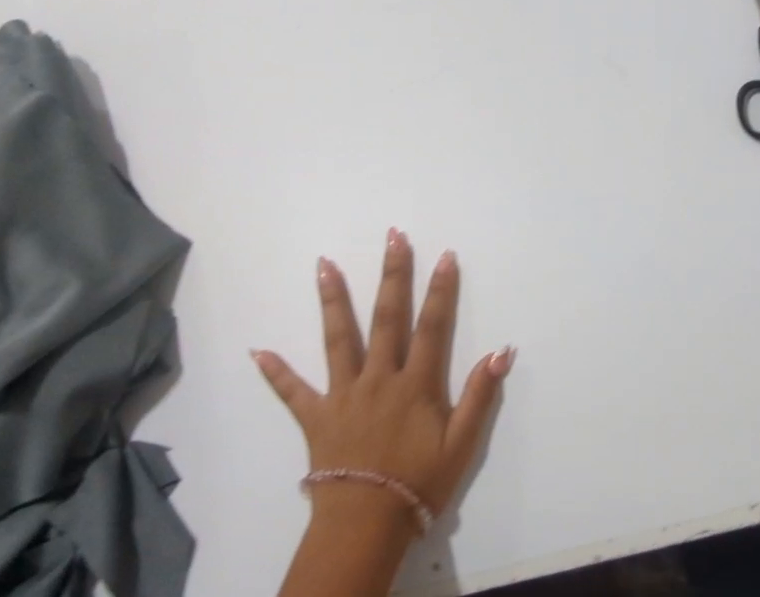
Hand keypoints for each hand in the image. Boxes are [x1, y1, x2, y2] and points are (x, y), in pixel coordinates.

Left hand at [253, 229, 514, 531]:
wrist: (366, 523)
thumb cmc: (420, 482)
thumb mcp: (462, 443)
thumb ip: (480, 394)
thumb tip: (501, 351)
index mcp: (416, 383)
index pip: (432, 326)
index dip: (441, 290)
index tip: (444, 255)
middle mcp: (378, 378)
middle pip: (387, 317)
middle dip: (392, 274)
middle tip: (393, 236)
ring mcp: (343, 395)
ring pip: (338, 339)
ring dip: (333, 300)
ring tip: (325, 265)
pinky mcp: (316, 417)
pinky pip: (293, 392)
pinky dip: (276, 373)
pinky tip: (257, 351)